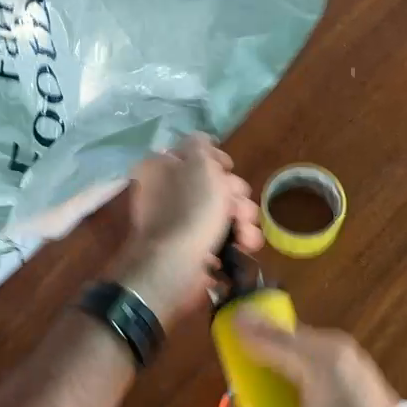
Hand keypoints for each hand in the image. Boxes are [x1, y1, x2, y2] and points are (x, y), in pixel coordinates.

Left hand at [115, 134, 261, 320]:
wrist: (177, 264)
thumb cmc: (189, 208)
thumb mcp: (198, 163)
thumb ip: (200, 144)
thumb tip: (201, 142)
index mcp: (160, 168)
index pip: (192, 153)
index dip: (216, 160)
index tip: (227, 168)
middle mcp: (166, 193)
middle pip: (212, 184)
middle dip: (235, 195)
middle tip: (239, 207)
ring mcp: (177, 222)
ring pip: (220, 211)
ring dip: (242, 219)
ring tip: (246, 234)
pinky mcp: (191, 247)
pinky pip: (219, 236)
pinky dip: (235, 239)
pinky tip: (244, 245)